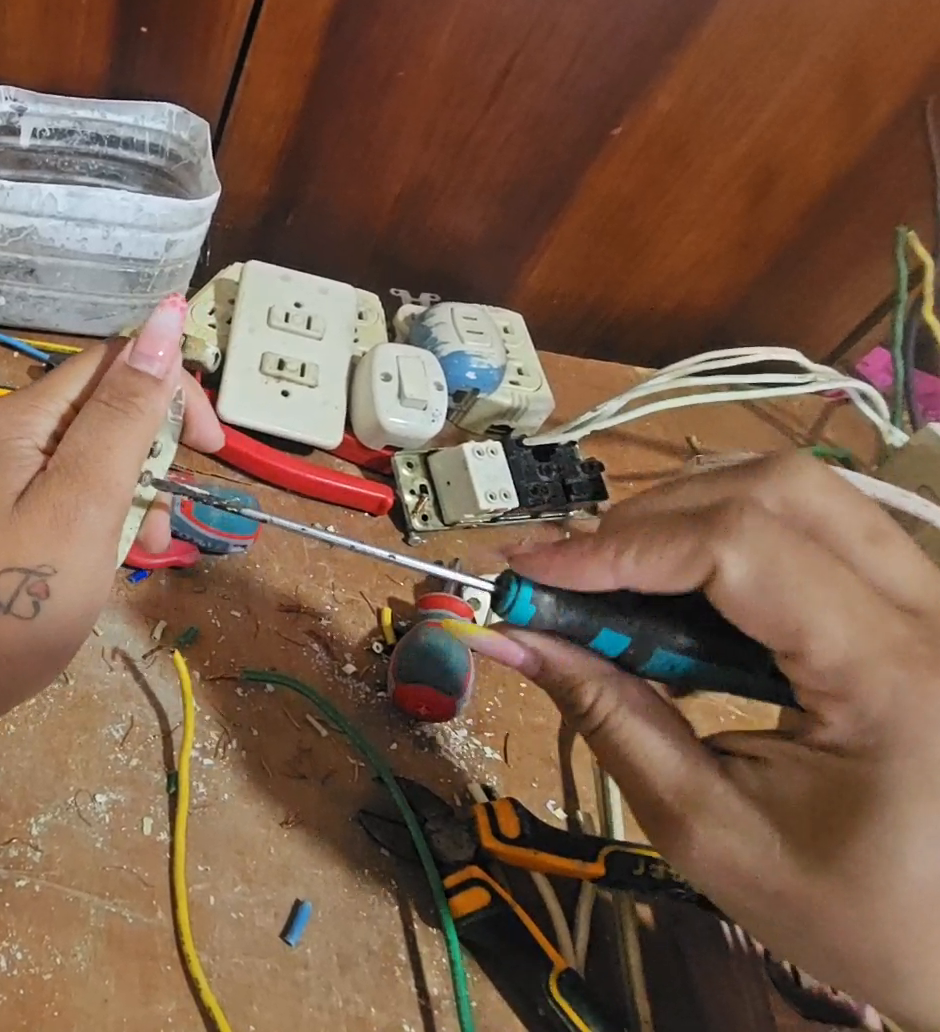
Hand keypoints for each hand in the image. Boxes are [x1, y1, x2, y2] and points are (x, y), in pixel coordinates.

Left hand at [0, 296, 223, 713]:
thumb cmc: (18, 594)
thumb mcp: (85, 498)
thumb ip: (126, 411)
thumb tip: (167, 316)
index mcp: (22, 420)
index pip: (112, 364)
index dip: (170, 390)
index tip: (208, 449)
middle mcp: (6, 440)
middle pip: (101, 415)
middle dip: (149, 461)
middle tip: (162, 526)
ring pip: (88, 466)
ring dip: (130, 501)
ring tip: (141, 556)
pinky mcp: (0, 526)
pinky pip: (65, 504)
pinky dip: (98, 527)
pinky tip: (105, 567)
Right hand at [460, 454, 939, 1028]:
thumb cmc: (853, 911)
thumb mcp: (702, 824)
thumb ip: (603, 712)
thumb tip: (503, 636)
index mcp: (901, 683)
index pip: (737, 549)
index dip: (611, 547)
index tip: (523, 574)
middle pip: (776, 489)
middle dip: (645, 519)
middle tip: (572, 578)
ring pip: (799, 494)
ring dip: (682, 520)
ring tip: (617, 585)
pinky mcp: (928, 613)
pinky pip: (816, 531)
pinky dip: (721, 541)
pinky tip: (679, 600)